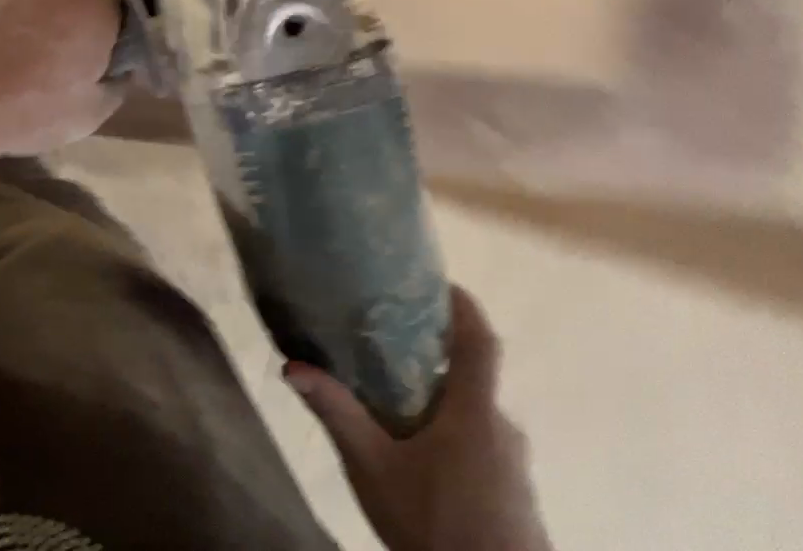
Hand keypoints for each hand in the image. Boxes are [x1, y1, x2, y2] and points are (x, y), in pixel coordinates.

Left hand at [0, 0, 123, 159]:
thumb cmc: (32, 113)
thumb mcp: (91, 114)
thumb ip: (116, 85)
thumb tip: (118, 71)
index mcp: (89, 15)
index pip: (121, 11)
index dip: (120, 37)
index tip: (112, 64)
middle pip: (78, 10)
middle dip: (80, 35)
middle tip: (73, 73)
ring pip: (42, 14)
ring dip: (45, 36)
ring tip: (32, 75)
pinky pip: (10, 22)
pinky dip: (12, 40)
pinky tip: (2, 71)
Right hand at [287, 287, 552, 550]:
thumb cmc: (436, 522)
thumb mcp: (372, 466)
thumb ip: (336, 412)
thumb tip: (291, 364)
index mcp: (475, 414)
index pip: (480, 344)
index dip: (464, 307)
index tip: (440, 280)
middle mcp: (501, 428)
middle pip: (470, 376)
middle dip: (429, 354)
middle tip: (381, 338)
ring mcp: (512, 461)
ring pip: (470, 411)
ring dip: (434, 394)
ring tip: (385, 389)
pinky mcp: (510, 487)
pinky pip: (477, 437)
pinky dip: (445, 424)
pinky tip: (409, 442)